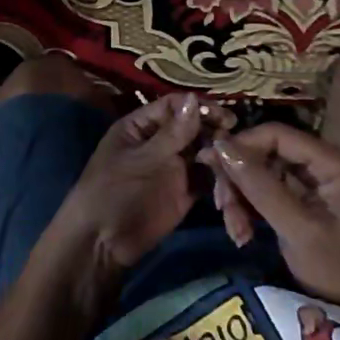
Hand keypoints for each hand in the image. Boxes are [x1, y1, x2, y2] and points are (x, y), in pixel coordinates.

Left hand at [52, 93, 233, 278]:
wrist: (105, 241)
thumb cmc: (115, 192)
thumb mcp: (143, 159)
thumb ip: (173, 133)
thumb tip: (196, 99)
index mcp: (138, 127)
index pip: (172, 106)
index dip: (198, 108)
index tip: (224, 117)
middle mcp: (157, 142)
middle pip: (193, 127)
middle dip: (214, 132)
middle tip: (235, 141)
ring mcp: (171, 167)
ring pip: (203, 152)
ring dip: (219, 156)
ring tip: (233, 163)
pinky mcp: (184, 191)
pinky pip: (207, 177)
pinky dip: (220, 178)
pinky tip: (232, 182)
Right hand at [198, 123, 339, 314]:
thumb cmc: (339, 270)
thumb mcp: (297, 228)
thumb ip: (260, 186)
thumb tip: (219, 147)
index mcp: (335, 166)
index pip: (277, 134)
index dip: (242, 145)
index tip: (211, 167)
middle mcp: (324, 167)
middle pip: (264, 152)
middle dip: (238, 179)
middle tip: (222, 208)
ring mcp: (312, 186)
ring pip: (259, 173)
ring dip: (239, 199)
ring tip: (234, 230)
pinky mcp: (301, 203)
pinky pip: (263, 193)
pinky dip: (247, 211)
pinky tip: (242, 234)